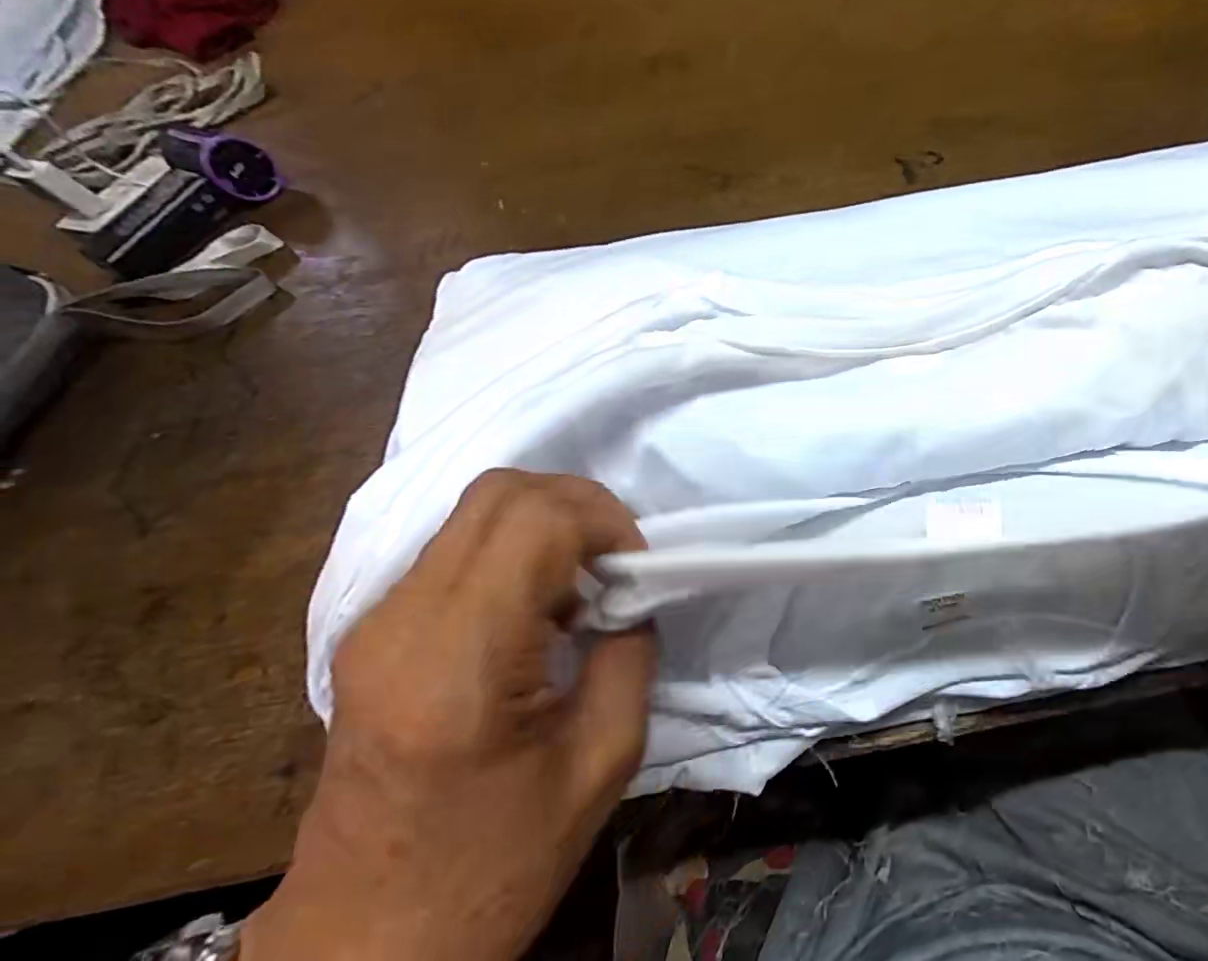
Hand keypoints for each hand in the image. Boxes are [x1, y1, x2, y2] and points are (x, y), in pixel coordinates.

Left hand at [244, 470, 653, 960]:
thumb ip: (630, 653)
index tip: (638, 573)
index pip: (537, 520)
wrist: (369, 940)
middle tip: (620, 562)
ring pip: (478, 511)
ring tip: (586, 589)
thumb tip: (633, 596)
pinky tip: (544, 610)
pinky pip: (459, 548)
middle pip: (500, 493)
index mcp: (459, 662)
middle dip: (582, 506)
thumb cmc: (498, 863)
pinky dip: (519, 551)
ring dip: (550, 526)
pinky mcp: (372, 633)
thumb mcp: (603, 759)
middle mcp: (402, 623)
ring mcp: (376, 624)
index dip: (606, 523)